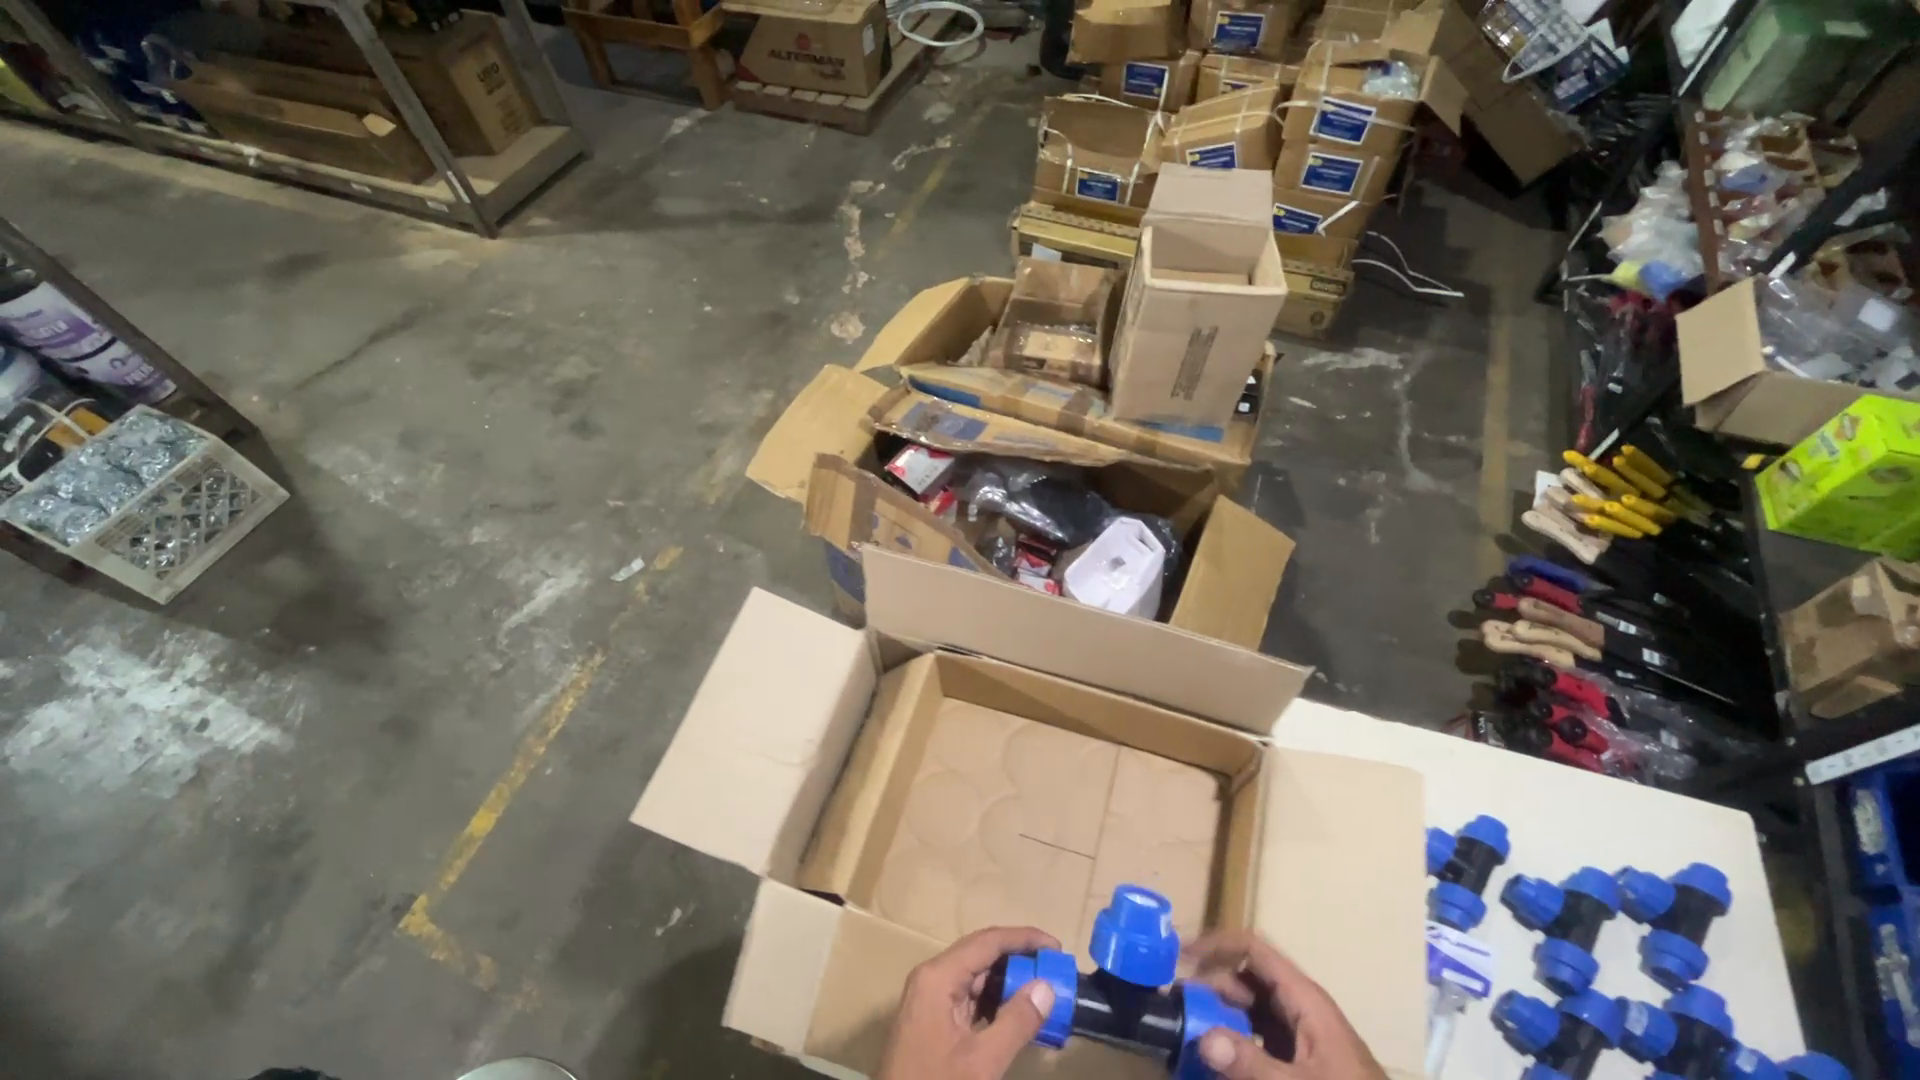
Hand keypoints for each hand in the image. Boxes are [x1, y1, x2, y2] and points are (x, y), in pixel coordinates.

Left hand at [876, 926, 1061, 1079]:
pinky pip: (969, 998)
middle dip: (1019, 959)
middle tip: (1054, 971)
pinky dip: (995, 1003)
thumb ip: (1016, 1022)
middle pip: (982, 955)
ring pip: (976, 977)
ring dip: (1009, 982)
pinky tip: (1017, 1015)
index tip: (1057, 948)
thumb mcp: (981, 1062)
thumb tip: (1046, 987)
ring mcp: (930, 999)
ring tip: (1042, 992)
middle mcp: (932, 978)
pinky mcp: (933, 1020)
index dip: (1025, 939)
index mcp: (938, 976)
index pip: (988, 941)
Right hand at [1186, 930, 1386, 1079]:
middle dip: (1210, 991)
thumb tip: (1204, 1039)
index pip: (1253, 950)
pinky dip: (1235, 1046)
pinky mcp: (1297, 1062)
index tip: (1180, 960)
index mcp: (1304, 999)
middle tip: (1177, 1012)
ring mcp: (1298, 1036)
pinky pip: (1257, 1041)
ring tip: (1189, 1040)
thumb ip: (1253, 1065)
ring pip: (1248, 1012)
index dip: (1216, 946)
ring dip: (1219, 1020)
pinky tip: (1216, 1067)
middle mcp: (1299, 1008)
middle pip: (1245, 981)